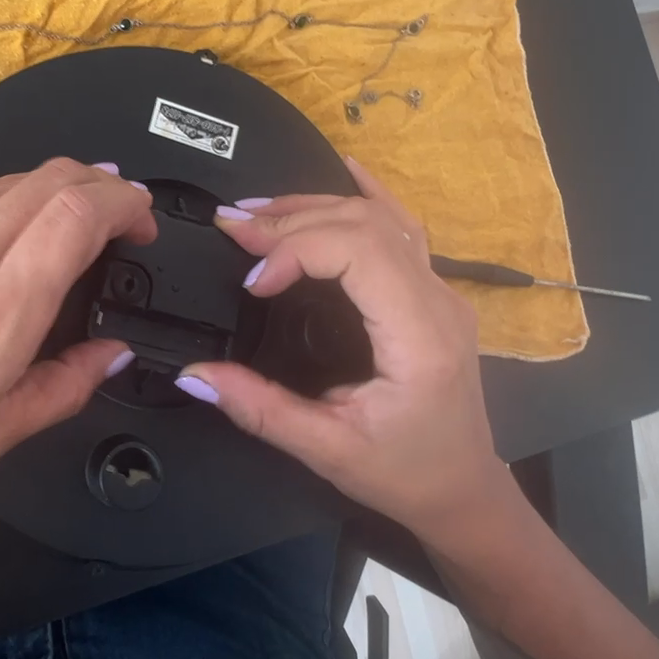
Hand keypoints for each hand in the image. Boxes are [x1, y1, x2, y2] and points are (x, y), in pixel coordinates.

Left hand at [0, 158, 154, 525]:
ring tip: (76, 215)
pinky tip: (14, 219)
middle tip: (123, 214)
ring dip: (58, 184)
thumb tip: (109, 355)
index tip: (141, 222)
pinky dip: (10, 192)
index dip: (125, 202)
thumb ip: (65, 386)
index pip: (78, 214)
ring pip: (12, 176)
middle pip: (54, 178)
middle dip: (105, 183)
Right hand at [178, 158, 515, 542]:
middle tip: (231, 225)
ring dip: (314, 206)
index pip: (359, 251)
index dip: (296, 248)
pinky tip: (345, 168)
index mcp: (418, 336)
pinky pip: (402, 227)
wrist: (464, 491)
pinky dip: (368, 194)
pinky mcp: (433, 292)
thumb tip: (194, 373)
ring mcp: (442, 291)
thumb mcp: (327, 451)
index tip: (253, 280)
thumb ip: (259, 410)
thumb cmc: (404, 474)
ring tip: (256, 212)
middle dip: (291, 218)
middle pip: (364, 224)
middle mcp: (438, 300)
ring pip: (379, 218)